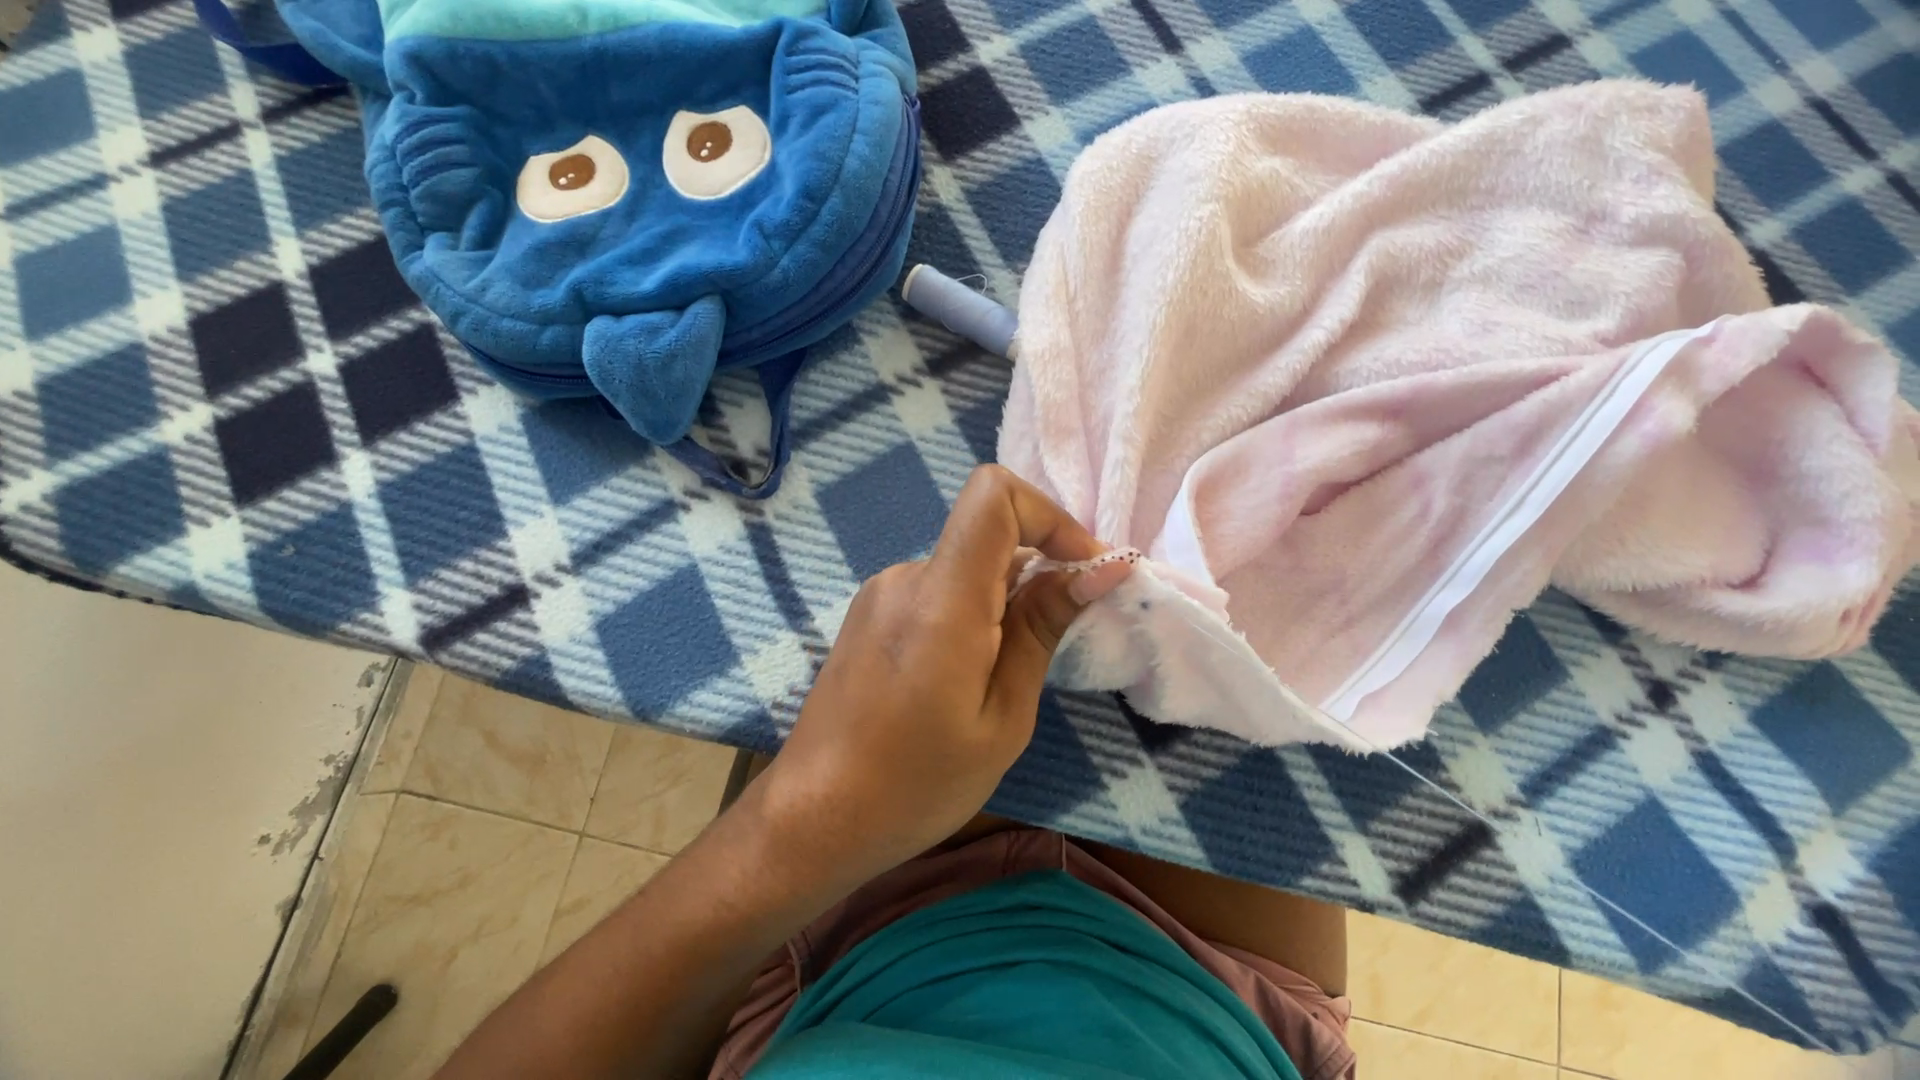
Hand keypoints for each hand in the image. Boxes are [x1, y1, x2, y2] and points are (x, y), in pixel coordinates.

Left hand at [750, 465, 1132, 886]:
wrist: (815, 816)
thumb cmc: (918, 784)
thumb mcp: (1002, 716)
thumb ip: (1043, 629)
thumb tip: (1099, 570)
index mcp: (941, 598)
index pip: (994, 496)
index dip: (1050, 515)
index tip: (1083, 569)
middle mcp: (904, 578)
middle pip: (985, 534)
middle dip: (1037, 571)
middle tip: (1060, 639)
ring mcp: (880, 594)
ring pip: (964, 568)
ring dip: (1004, 600)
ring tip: (1005, 678)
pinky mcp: (869, 615)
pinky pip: (936, 591)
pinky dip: (972, 614)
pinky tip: (965, 678)